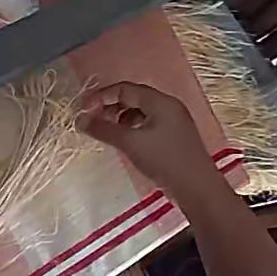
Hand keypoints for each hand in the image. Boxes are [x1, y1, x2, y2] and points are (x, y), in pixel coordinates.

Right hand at [78, 82, 220, 197]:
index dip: (101, 97)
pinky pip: (147, 122)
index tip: (83, 110)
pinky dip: (130, 126)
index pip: (125, 89)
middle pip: (132, 97)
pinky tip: (123, 140)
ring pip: (139, 111)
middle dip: (109, 106)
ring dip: (119, 117)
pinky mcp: (173, 135)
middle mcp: (168, 106)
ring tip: (105, 130)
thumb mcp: (130, 143)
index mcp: (160, 101)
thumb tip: (80, 120)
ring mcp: (172, 120)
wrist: (196, 186)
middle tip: (92, 120)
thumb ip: (103, 129)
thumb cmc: (164, 160)